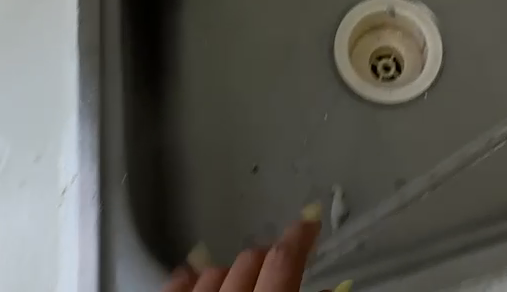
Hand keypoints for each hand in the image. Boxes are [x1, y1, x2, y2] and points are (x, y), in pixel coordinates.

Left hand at [161, 220, 344, 291]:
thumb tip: (331, 287)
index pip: (283, 260)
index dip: (300, 236)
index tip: (311, 221)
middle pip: (250, 260)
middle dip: (268, 259)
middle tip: (280, 264)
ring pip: (214, 272)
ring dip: (232, 274)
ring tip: (243, 285)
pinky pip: (175, 287)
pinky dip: (188, 280)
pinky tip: (195, 277)